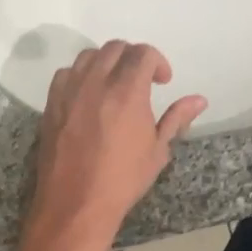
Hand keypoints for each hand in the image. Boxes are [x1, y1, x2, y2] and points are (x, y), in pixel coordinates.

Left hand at [28, 42, 206, 238]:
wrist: (76, 202)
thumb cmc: (123, 179)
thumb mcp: (157, 150)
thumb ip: (177, 118)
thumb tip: (199, 100)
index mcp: (127, 93)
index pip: (143, 54)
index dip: (157, 61)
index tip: (163, 81)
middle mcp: (97, 83)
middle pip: (115, 48)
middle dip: (133, 57)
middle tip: (142, 80)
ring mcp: (70, 91)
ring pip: (89, 56)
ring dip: (107, 62)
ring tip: (115, 84)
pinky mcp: (52, 103)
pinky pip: (66, 73)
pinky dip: (81, 75)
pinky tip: (89, 95)